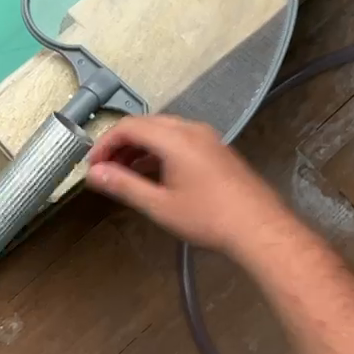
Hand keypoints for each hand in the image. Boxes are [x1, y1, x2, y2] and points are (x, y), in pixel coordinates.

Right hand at [85, 114, 290, 256]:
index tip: (93, 166)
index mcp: (175, 138)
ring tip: (124, 174)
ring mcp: (206, 138)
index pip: (128, 127)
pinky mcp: (216, 149)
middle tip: (104, 169)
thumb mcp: (159, 205)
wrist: (260, 229)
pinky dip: (158, 151)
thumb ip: (123, 185)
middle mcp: (191, 130)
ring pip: (162, 131)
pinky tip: (152, 174)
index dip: (104, 144)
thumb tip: (94, 174)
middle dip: (120, 144)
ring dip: (138, 148)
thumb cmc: (208, 218)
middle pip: (144, 124)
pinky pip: (178, 139)